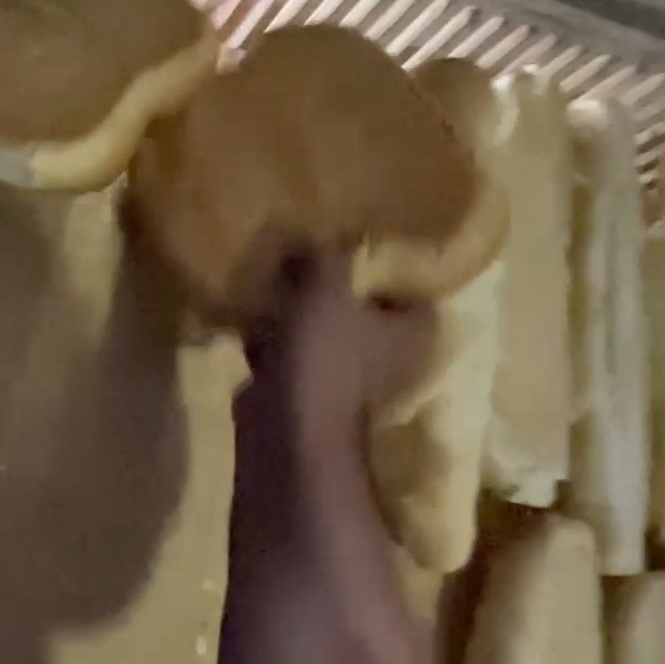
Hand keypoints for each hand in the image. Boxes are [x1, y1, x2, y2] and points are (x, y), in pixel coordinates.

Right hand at [236, 247, 432, 454]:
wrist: (285, 428)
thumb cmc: (325, 357)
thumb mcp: (327, 288)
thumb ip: (324, 256)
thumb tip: (309, 235)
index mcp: (416, 329)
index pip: (410, 283)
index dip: (382, 260)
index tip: (350, 238)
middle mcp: (389, 356)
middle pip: (360, 307)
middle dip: (330, 286)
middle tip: (301, 256)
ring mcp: (345, 378)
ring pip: (321, 332)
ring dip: (296, 314)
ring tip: (269, 282)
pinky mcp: (304, 394)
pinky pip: (288, 356)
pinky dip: (271, 341)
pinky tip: (249, 320)